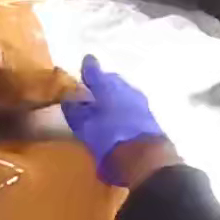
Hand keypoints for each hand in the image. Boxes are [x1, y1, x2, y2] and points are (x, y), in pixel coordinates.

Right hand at [61, 55, 169, 185]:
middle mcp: (126, 89)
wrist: (145, 159)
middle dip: (103, 81)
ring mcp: (141, 103)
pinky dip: (123, 108)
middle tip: (93, 86)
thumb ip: (75, 109)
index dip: (89, 66)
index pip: (95, 71)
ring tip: (105, 103)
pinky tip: (119, 117)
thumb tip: (69, 96)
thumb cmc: (108, 138)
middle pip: (113, 81)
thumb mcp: (84, 125)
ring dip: (115, 95)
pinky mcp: (150, 118)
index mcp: (107, 87)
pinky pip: (132, 106)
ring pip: (124, 93)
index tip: (86, 60)